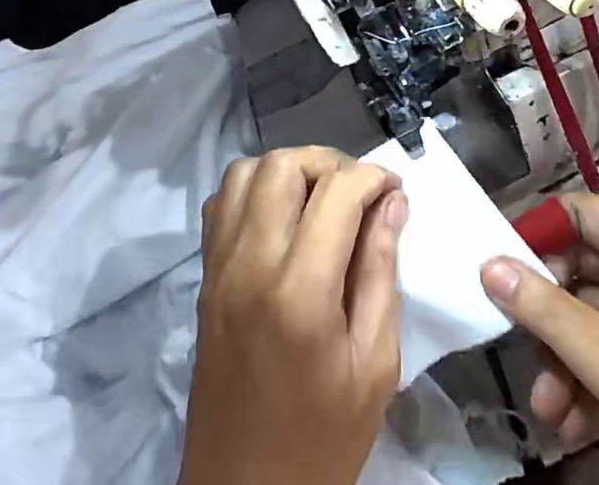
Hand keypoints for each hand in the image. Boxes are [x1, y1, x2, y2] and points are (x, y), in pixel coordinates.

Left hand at [180, 147, 407, 484]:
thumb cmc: (322, 435)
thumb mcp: (375, 364)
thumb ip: (381, 272)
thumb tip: (391, 203)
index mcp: (299, 290)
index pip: (336, 192)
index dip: (372, 177)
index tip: (394, 188)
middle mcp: (250, 262)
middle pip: (282, 165)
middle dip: (328, 162)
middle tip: (359, 191)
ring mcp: (219, 265)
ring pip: (245, 172)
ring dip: (288, 170)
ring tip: (321, 198)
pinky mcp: (204, 274)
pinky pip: (222, 202)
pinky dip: (254, 189)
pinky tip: (283, 216)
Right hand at [480, 195, 598, 484]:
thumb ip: (550, 315)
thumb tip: (488, 267)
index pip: (581, 213)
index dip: (534, 236)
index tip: (492, 270)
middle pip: (580, 267)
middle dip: (547, 318)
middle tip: (516, 348)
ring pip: (588, 313)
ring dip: (562, 359)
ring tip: (547, 407)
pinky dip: (587, 379)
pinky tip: (568, 422)